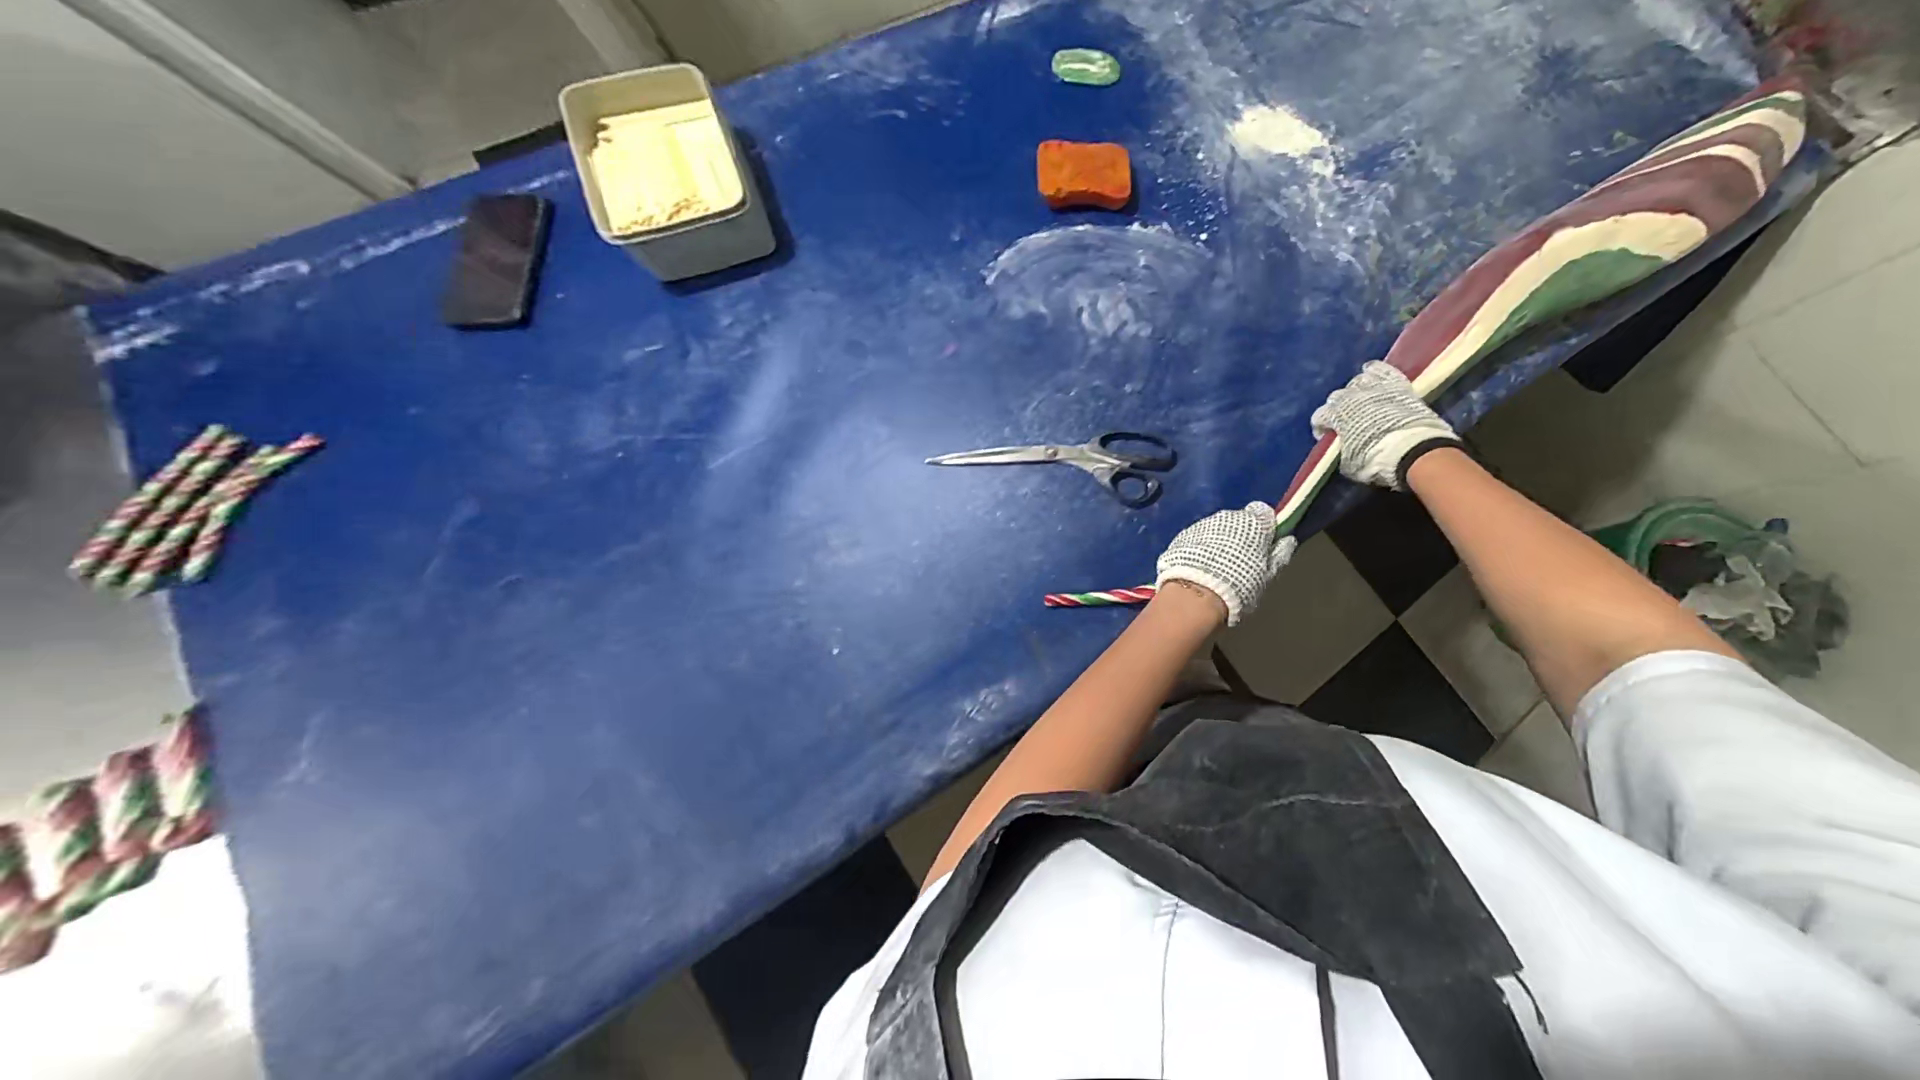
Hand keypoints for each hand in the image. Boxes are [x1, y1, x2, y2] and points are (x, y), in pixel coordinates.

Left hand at [1155, 502, 1297, 626]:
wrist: (1195, 593)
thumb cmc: (1239, 583)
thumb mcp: (1268, 574)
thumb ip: (1279, 554)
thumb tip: (1288, 540)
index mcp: (1252, 522)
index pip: (1262, 514)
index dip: (1263, 528)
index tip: (1262, 546)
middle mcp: (1226, 517)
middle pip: (1237, 521)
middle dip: (1239, 536)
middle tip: (1239, 560)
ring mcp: (1201, 524)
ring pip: (1216, 529)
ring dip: (1219, 541)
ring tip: (1217, 565)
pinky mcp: (1182, 535)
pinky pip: (1197, 537)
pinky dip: (1201, 547)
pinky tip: (1200, 566)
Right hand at [1310, 361, 1461, 489]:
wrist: (1412, 449)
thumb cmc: (1374, 460)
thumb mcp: (1348, 463)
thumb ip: (1341, 449)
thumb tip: (1342, 445)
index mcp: (1334, 416)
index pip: (1319, 417)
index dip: (1321, 429)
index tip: (1328, 438)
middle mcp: (1349, 398)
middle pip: (1336, 397)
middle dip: (1337, 409)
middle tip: (1346, 421)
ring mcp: (1373, 388)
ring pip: (1357, 381)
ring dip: (1356, 390)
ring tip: (1361, 400)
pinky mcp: (1396, 384)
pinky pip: (1381, 370)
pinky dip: (1375, 371)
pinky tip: (1372, 372)